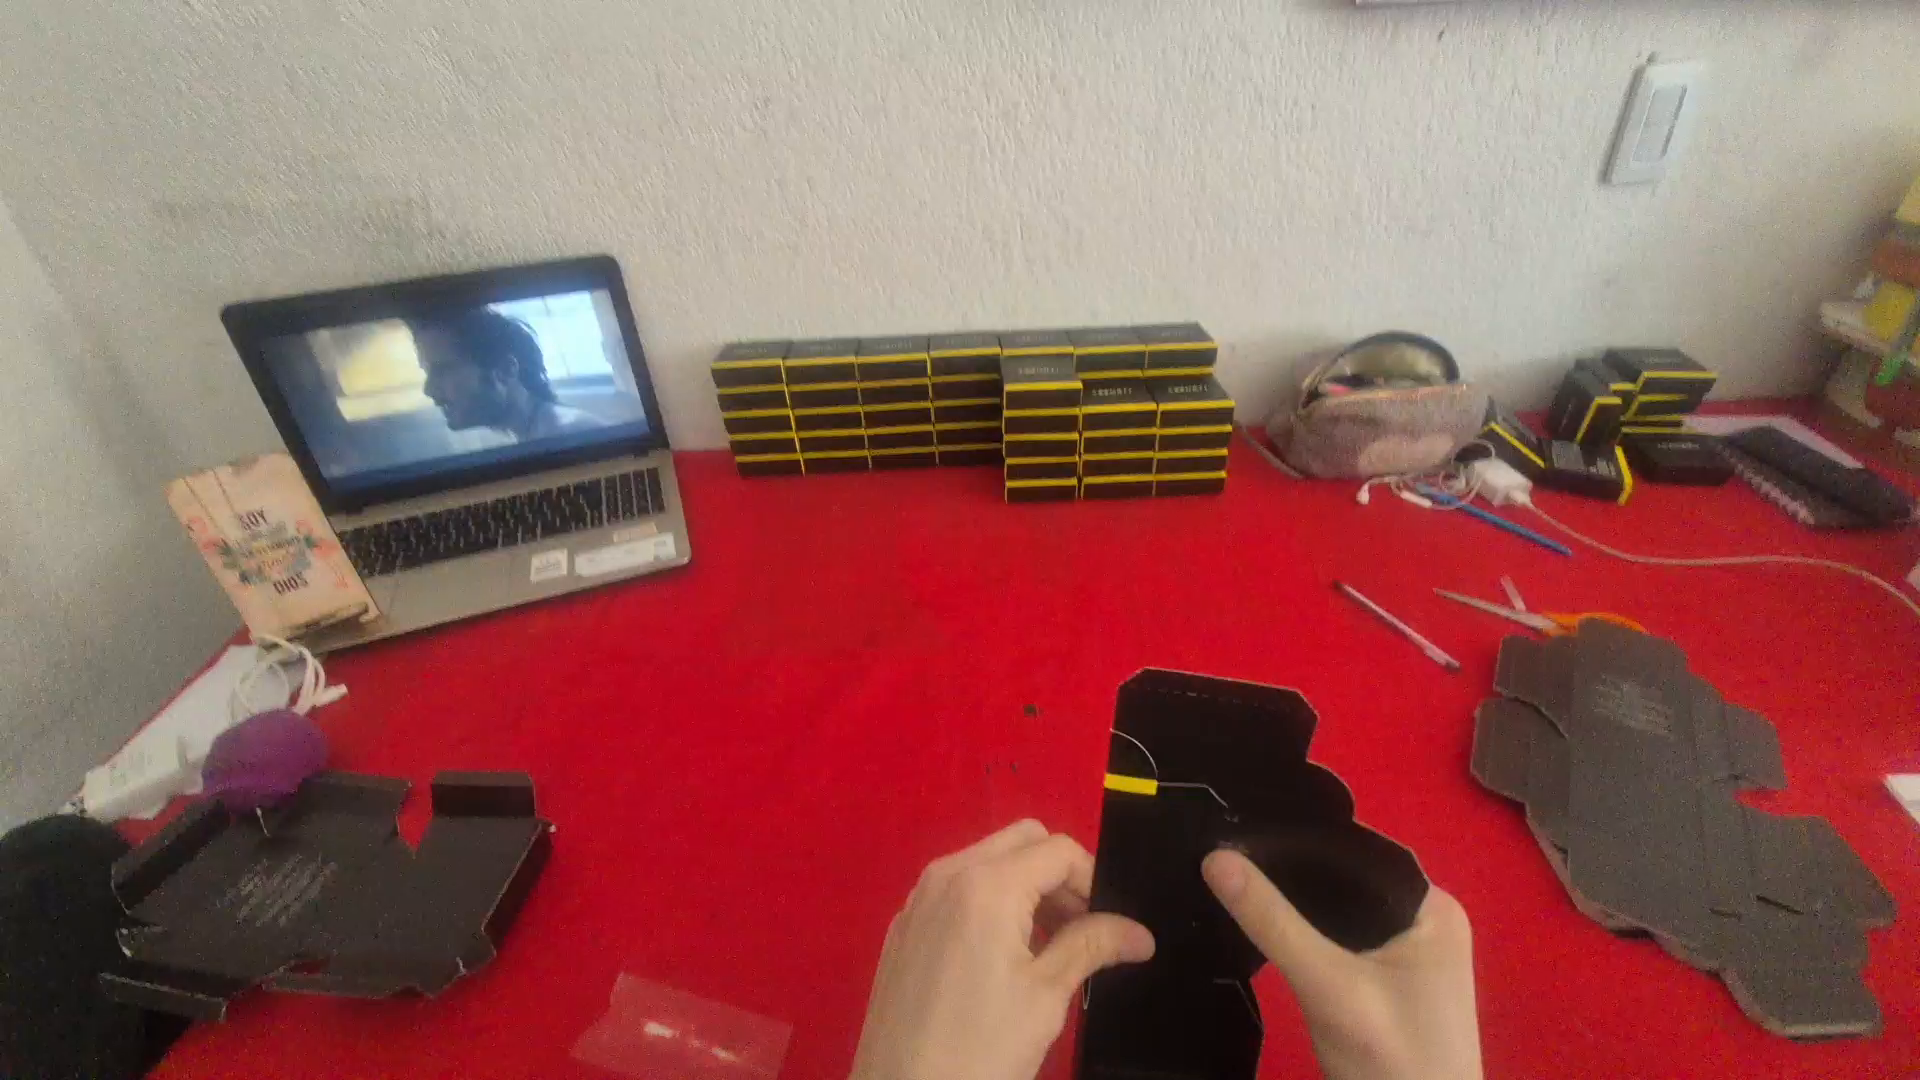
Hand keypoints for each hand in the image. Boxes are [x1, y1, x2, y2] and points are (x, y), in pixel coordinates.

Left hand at [850, 821, 1155, 1079]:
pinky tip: (999, 954)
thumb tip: (1139, 932)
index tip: (1109, 923)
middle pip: (1022, 839)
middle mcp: (948, 872)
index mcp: (986, 884)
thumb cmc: (979, 1050)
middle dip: (1059, 873)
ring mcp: (920, 894)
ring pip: (988, 856)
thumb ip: (1091, 946)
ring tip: (1047, 945)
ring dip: (1026, 884)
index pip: (1057, 850)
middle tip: (1080, 927)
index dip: (1092, 879)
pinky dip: (989, 899)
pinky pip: (957, 884)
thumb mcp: (1044, 997)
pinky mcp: (905, 920)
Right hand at [1203, 849, 1481, 1079]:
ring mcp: (1399, 945)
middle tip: (1217, 844)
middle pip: (1337, 870)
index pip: (1351, 845)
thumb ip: (1272, 922)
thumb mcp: (1329, 988)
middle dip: (1282, 861)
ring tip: (1223, 867)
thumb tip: (1212, 856)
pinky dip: (1292, 920)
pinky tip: (1250, 910)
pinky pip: (1327, 926)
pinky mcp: (1377, 971)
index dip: (1293, 830)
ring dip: (1283, 891)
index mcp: (1430, 905)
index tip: (1232, 821)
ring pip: (1328, 898)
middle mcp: (1420, 914)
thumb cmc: (1395, 1068)